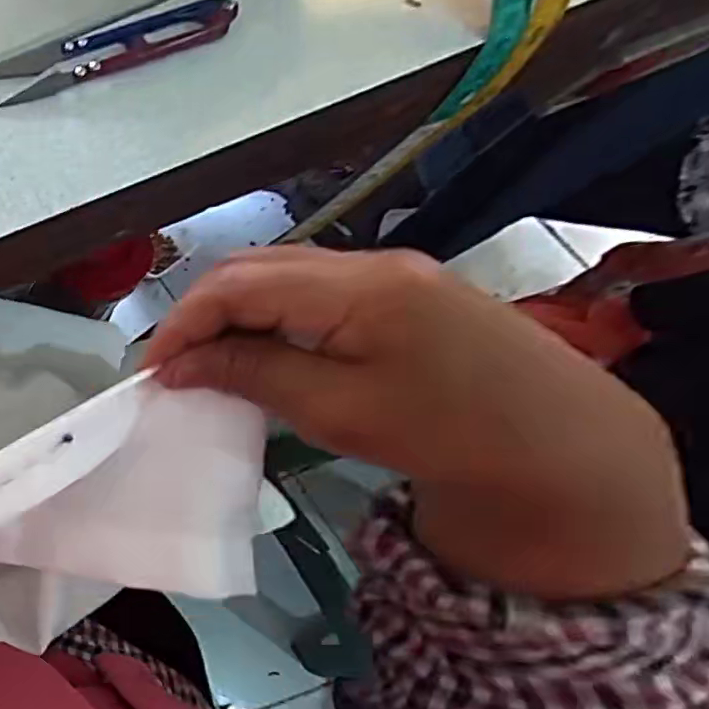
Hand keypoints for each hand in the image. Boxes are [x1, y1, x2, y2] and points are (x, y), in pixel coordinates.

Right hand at [139, 246, 687, 599]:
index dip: (180, 326)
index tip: (151, 374)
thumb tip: (177, 365)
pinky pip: (299, 290)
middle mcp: (367, 264)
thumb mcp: (331, 408)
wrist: (558, 444)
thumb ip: (248, 372)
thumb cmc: (442, 430)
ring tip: (200, 362)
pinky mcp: (389, 292)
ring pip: (269, 274)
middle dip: (194, 316)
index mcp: (357, 287)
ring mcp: (382, 273)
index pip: (235, 286)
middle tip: (170, 368)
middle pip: (247, 268)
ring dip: (223, 314)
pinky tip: (248, 351)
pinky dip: (256, 316)